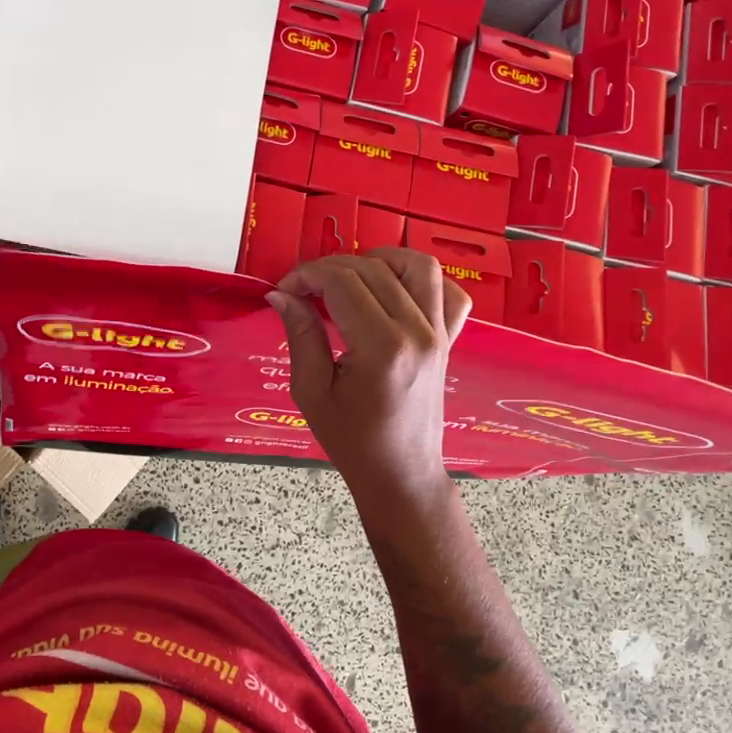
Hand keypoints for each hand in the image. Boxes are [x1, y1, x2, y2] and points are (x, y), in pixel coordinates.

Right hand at [266, 249, 469, 506]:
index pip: (341, 283)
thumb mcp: (311, 391)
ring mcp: (439, 333)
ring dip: (379, 261)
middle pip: (373, 270)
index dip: (306, 276)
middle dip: (329, 268)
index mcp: (382, 347)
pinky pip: (450, 293)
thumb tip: (281, 295)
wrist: (400, 472)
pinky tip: (394, 291)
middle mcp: (417, 332)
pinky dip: (423, 281)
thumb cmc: (351, 439)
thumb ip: (300, 335)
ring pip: (419, 267)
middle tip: (303, 289)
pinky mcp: (449, 339)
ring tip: (350, 278)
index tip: (284, 290)